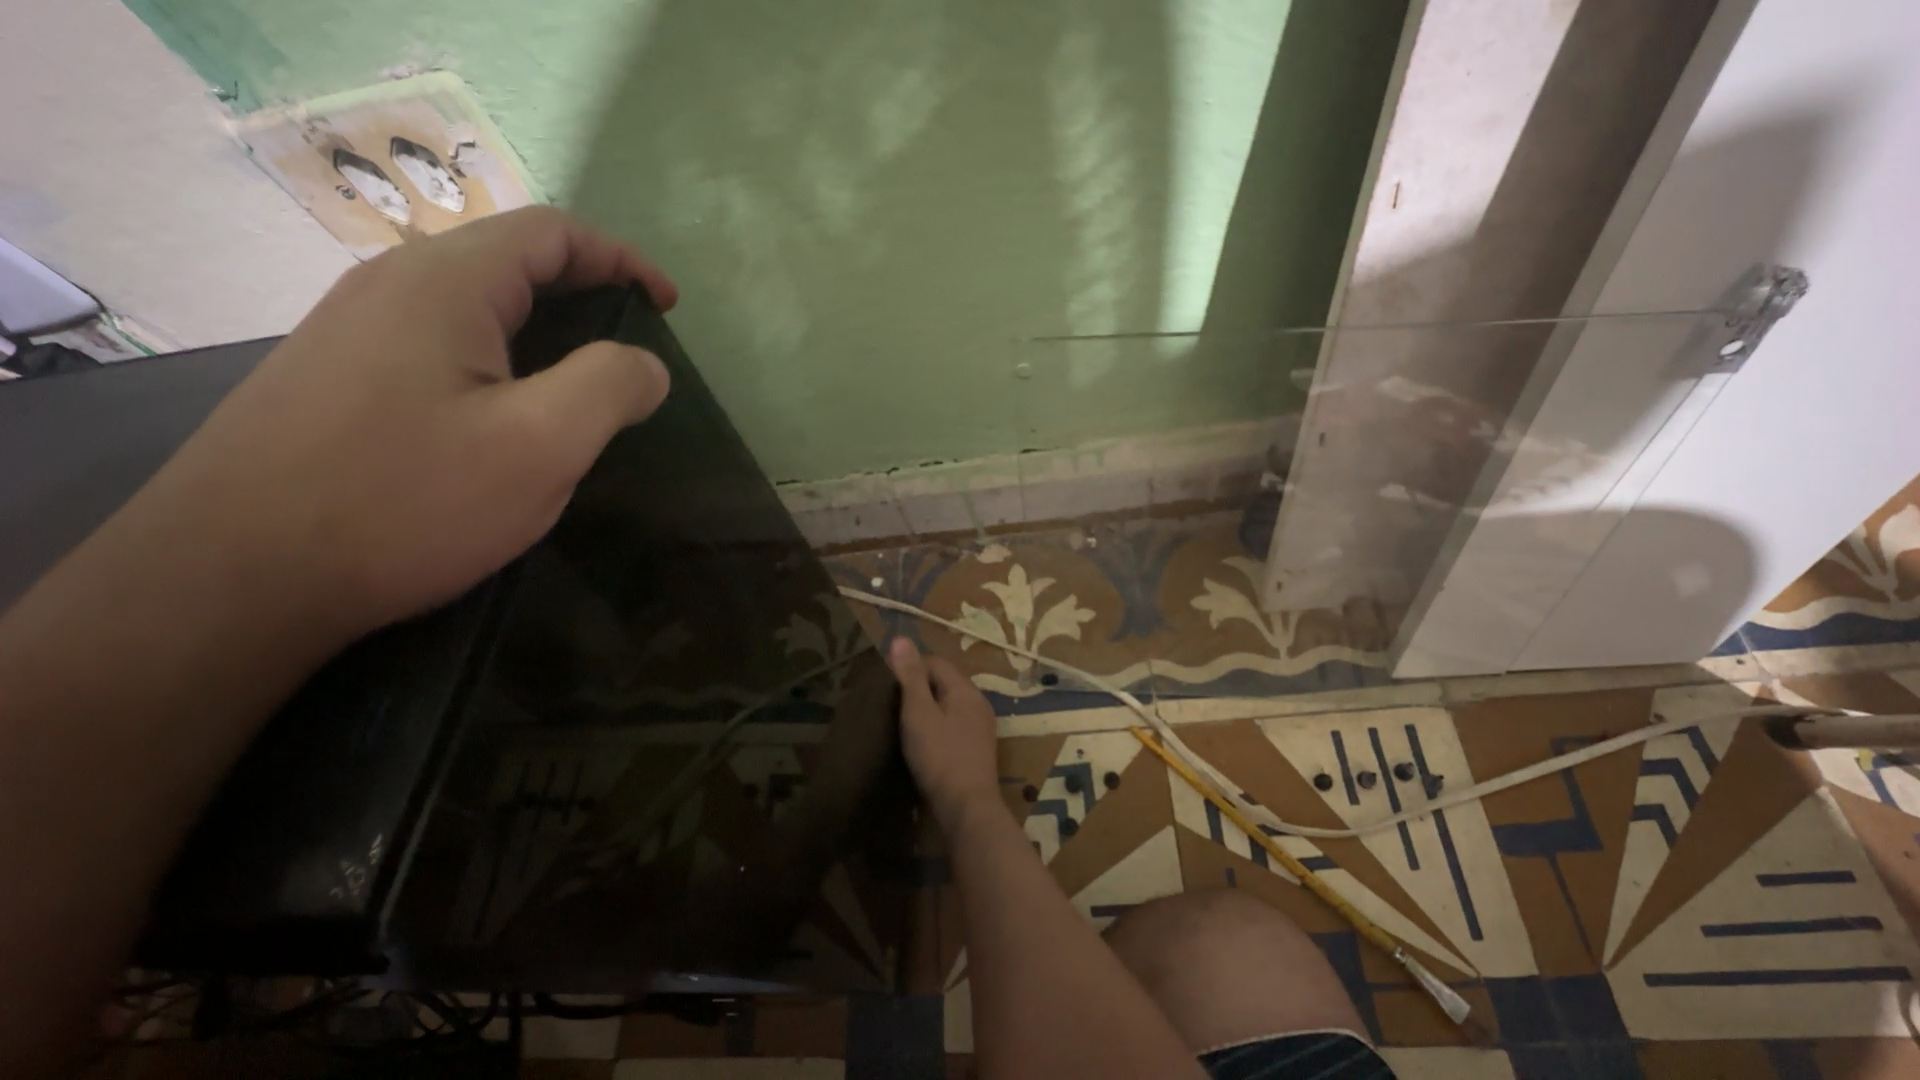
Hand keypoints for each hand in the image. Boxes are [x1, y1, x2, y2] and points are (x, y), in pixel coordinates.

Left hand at [126, 206, 676, 637]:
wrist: (231, 579)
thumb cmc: (403, 502)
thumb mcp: (539, 447)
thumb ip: (609, 388)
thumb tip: (646, 365)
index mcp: (444, 283)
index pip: (551, 233)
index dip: (621, 260)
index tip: (667, 308)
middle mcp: (389, 286)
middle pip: (508, 262)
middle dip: (584, 295)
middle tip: (631, 353)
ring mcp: (349, 332)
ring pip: (469, 308)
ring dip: (538, 332)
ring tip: (578, 391)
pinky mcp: (331, 380)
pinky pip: (434, 346)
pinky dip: (493, 362)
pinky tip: (499, 423)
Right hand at [885, 638, 1002, 829]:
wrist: (968, 808)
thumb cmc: (940, 757)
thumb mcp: (918, 714)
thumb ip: (910, 677)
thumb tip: (901, 638)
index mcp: (966, 690)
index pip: (936, 662)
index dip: (910, 668)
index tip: (888, 687)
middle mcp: (979, 703)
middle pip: (945, 682)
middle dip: (919, 688)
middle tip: (892, 706)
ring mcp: (982, 727)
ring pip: (950, 705)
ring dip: (928, 709)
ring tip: (904, 724)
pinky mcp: (979, 749)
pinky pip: (955, 725)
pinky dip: (938, 726)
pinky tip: (924, 743)